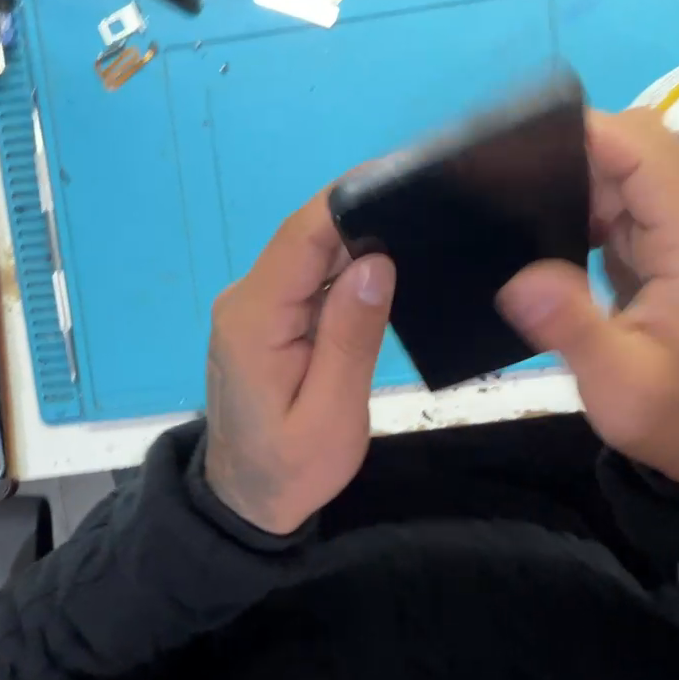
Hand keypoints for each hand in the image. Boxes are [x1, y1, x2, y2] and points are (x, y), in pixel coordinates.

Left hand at [205, 191, 395, 533]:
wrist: (248, 500)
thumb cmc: (291, 468)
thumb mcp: (330, 413)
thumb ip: (350, 338)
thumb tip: (376, 261)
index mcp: (255, 318)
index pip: (302, 236)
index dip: (351, 200)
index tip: (407, 179)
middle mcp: (246, 301)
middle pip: (307, 239)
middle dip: (365, 220)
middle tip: (432, 211)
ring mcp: (253, 308)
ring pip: (310, 257)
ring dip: (359, 246)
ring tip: (421, 236)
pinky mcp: (266, 320)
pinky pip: (308, 282)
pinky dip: (345, 274)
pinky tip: (386, 273)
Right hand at [496, 108, 678, 483]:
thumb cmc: (676, 417)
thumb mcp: (619, 384)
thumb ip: (573, 327)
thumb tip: (520, 279)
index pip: (646, 152)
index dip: (586, 135)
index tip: (518, 147)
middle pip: (641, 150)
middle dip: (575, 152)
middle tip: (506, 182)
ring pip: (631, 177)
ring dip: (576, 181)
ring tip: (515, 204)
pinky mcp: (666, 259)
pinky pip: (626, 210)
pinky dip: (585, 209)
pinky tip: (547, 233)